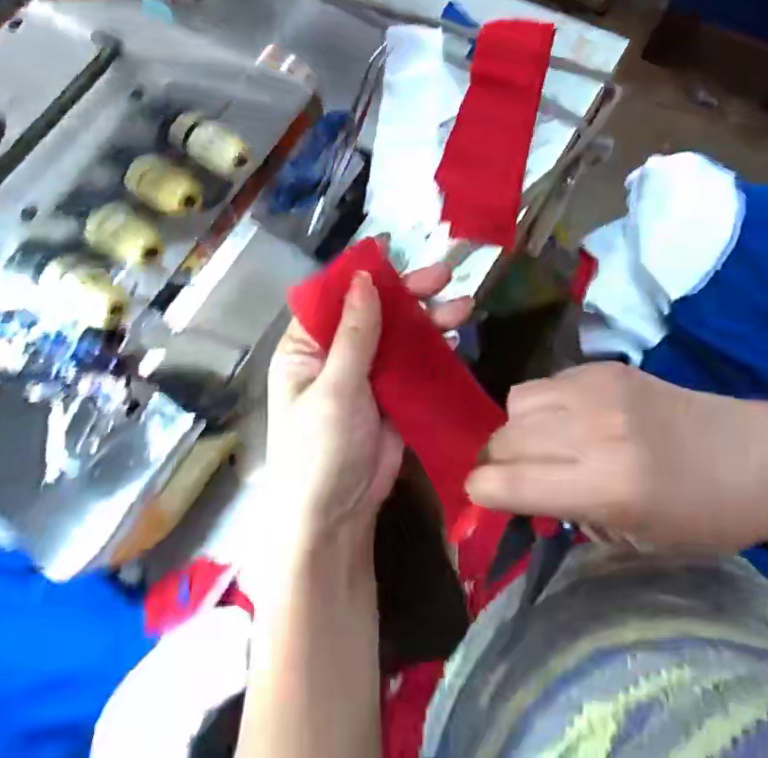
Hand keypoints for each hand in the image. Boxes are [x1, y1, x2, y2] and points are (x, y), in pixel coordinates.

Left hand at [263, 262, 470, 554]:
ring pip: (398, 335)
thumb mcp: (334, 388)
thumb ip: (355, 334)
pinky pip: (413, 363)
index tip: (392, 249)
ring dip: (427, 319)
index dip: (361, 273)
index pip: (333, 299)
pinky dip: (433, 348)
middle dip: (407, 294)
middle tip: (442, 276)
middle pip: (373, 312)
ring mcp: (365, 376)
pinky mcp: (392, 396)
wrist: (335, 516)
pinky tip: (455, 337)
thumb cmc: (319, 449)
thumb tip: (365, 279)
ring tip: (462, 306)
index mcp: (305, 348)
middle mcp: (334, 356)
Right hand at [465, 362, 767, 552]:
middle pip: (505, 437)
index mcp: (606, 485)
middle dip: (496, 461)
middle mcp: (595, 430)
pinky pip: (548, 382)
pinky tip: (572, 422)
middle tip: (514, 477)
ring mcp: (599, 389)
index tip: (483, 497)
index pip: (509, 481)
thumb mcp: (637, 540)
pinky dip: (545, 405)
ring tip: (543, 445)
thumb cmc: (705, 515)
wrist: (757, 454)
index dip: (482, 491)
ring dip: (517, 428)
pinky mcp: (607, 367)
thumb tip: (526, 494)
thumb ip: (573, 515)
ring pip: (517, 401)